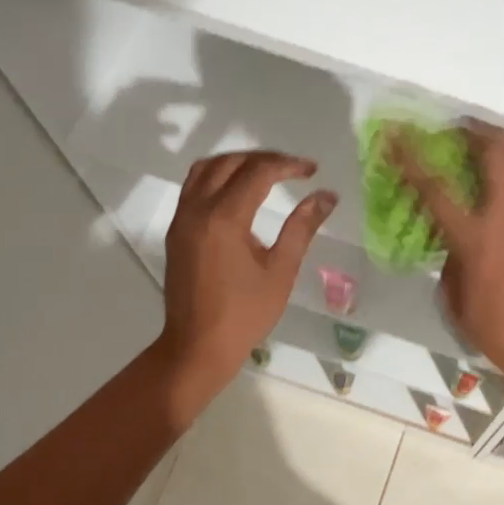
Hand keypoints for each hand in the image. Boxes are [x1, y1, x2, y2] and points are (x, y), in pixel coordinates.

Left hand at [158, 151, 336, 393]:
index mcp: (224, 219)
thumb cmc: (245, 314)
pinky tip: (239, 192)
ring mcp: (182, 219)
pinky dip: (218, 177)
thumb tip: (326, 196)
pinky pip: (194, 187)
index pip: (257, 172)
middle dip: (264, 159)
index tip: (312, 171)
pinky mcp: (177, 230)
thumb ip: (302, 228)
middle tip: (293, 169)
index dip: (288, 165)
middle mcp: (197, 210)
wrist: (198, 345)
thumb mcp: (281, 271)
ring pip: (205, 169)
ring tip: (267, 172)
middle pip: (229, 163)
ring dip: (237, 163)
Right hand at [394, 123, 503, 404]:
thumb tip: (450, 235)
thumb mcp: (454, 295)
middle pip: (493, 150)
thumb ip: (448, 255)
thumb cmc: (496, 329)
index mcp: (475, 236)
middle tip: (454, 132)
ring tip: (487, 145)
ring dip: (503, 141)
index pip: (436, 186)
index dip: (412, 155)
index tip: (396, 132)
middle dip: (470, 131)